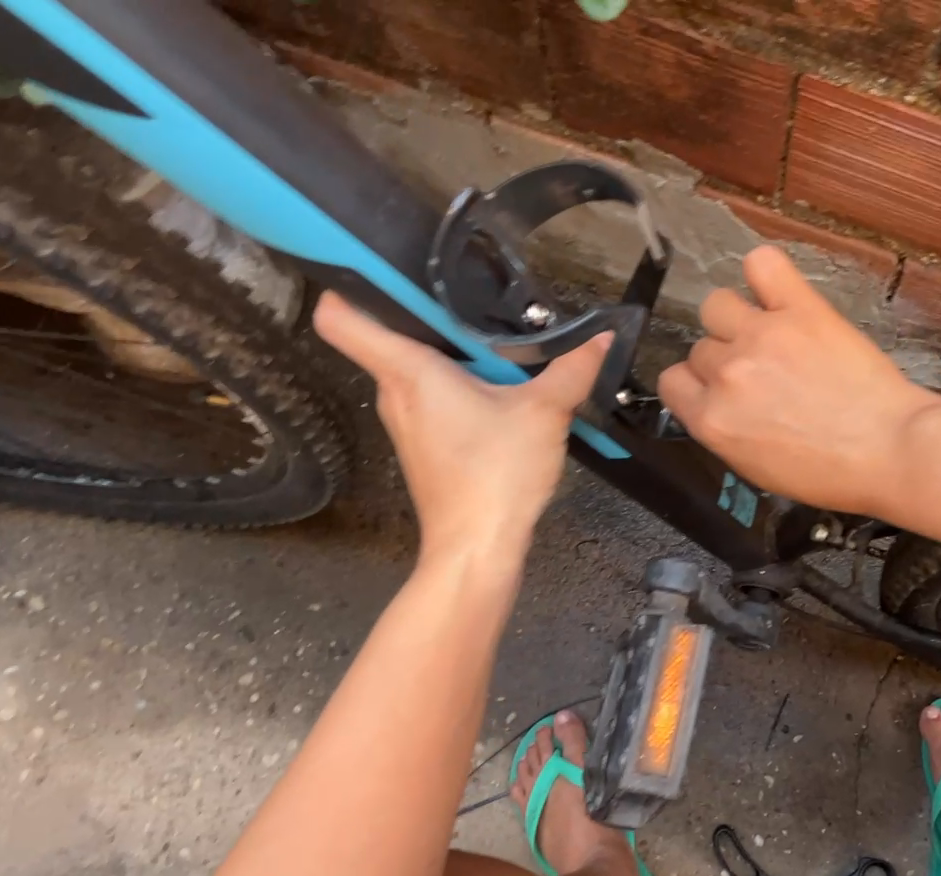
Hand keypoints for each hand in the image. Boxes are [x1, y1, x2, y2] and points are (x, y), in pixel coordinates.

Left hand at [313, 293, 606, 565]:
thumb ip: (571, 370)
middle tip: (477, 299)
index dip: (348, 282)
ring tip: (497, 346)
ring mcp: (405, 421)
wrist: (478, 545)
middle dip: (430, 316)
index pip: (339, 316)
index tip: (382, 264)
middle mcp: (394, 391)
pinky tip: (499, 393)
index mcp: (408, 370)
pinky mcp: (423, 444)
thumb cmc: (496, 473)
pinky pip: (431, 397)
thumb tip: (601, 338)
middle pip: (390, 336)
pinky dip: (457, 387)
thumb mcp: (544, 413)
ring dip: (451, 356)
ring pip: (416, 369)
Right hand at [659, 247, 940, 516]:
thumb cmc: (833, 473)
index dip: (697, 387)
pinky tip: (778, 291)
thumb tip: (717, 404)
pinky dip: (764, 272)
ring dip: (736, 319)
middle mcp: (728, 374)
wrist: (891, 452)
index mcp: (713, 421)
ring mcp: (762, 335)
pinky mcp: (801, 309)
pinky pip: (763, 264)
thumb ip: (726, 431)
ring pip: (717, 304)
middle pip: (701, 348)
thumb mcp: (760, 470)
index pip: (672, 382)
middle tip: (766, 375)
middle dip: (726, 361)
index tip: (721, 391)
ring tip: (770, 334)